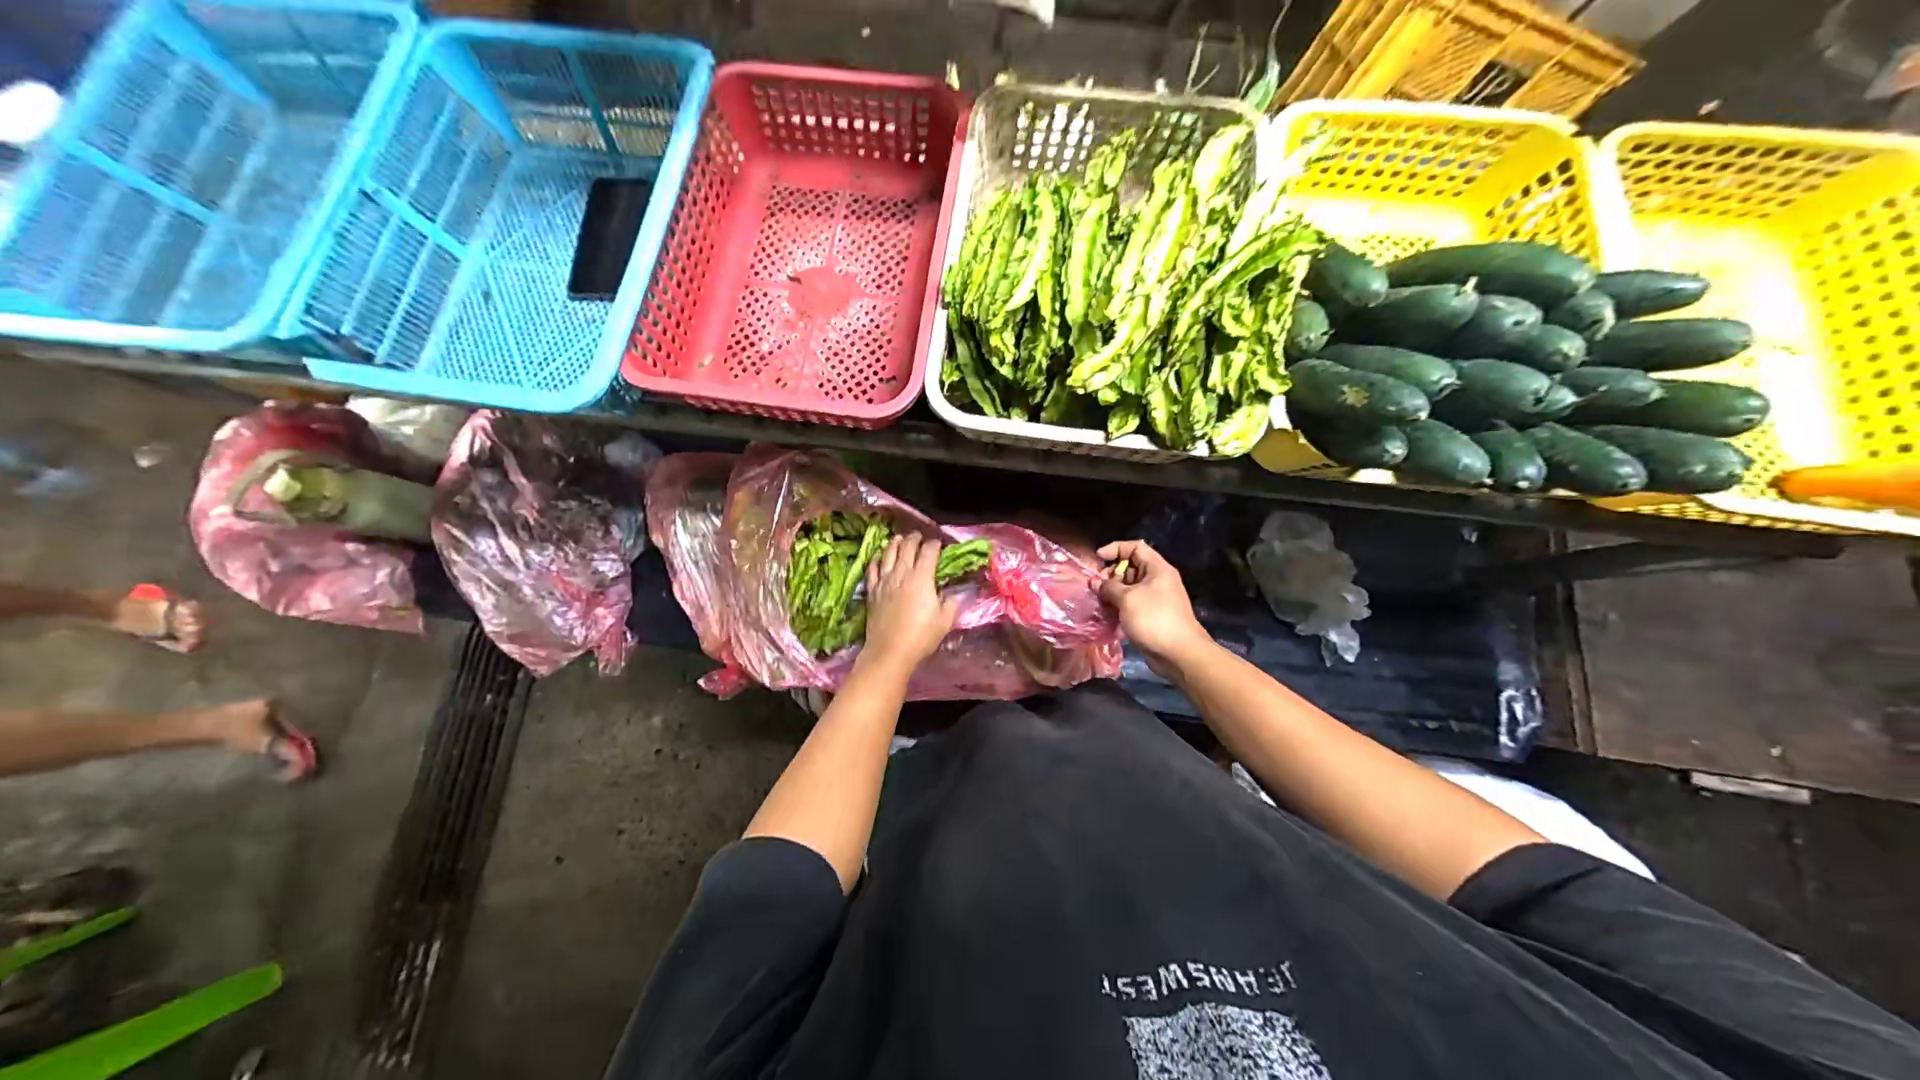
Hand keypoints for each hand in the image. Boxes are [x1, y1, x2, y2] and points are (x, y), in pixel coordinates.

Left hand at [860, 533, 959, 672]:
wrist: (890, 650)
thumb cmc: (921, 636)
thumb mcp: (945, 620)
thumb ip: (950, 603)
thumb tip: (952, 594)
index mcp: (922, 577)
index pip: (928, 551)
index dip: (934, 544)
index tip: (938, 543)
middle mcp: (902, 573)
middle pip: (907, 547)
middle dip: (915, 538)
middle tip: (919, 536)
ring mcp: (884, 581)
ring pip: (888, 553)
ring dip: (895, 543)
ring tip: (899, 538)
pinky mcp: (872, 591)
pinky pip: (872, 569)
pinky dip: (876, 559)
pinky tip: (877, 556)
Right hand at [1096, 540, 1212, 673]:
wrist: (1179, 653)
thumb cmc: (1153, 619)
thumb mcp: (1127, 599)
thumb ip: (1109, 587)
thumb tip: (1095, 582)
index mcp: (1157, 569)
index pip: (1135, 547)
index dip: (1115, 548)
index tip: (1098, 559)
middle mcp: (1158, 580)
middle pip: (1132, 567)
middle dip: (1111, 573)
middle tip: (1096, 585)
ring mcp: (1156, 598)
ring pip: (1130, 587)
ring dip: (1113, 592)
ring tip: (1099, 601)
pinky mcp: (1153, 615)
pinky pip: (1133, 603)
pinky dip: (1120, 606)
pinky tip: (1107, 614)